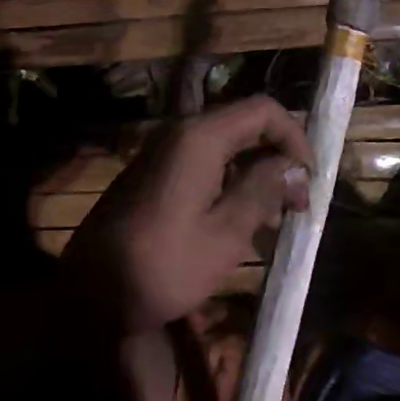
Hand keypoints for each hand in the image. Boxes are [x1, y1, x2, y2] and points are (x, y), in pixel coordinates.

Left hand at [63, 96, 312, 332]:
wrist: (90, 290)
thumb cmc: (162, 265)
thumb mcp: (224, 235)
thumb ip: (262, 191)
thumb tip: (293, 165)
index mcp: (200, 137)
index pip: (263, 110)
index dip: (295, 137)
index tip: (310, 180)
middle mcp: (181, 131)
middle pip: (244, 124)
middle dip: (278, 157)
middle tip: (298, 206)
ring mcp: (165, 150)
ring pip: (226, 145)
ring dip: (256, 173)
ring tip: (277, 220)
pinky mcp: (156, 172)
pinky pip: (205, 162)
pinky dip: (231, 182)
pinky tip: (244, 221)